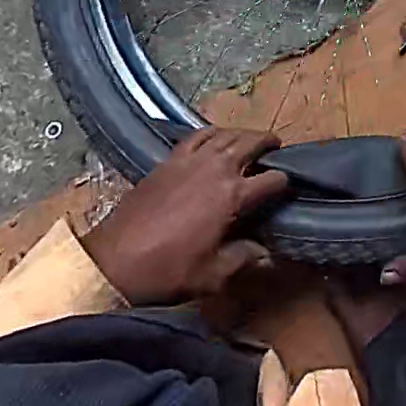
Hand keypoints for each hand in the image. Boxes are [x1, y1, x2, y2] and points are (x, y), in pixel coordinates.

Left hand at [81, 127, 291, 304]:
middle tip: (276, 146)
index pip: (271, 180)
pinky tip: (214, 137)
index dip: (284, 183)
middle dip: (267, 142)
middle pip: (250, 143)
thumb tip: (267, 253)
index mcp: (233, 195)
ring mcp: (191, 159)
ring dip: (242, 133)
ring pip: (225, 133)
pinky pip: (197, 134)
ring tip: (250, 139)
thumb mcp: (213, 274)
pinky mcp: (170, 158)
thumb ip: (244, 258)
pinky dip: (211, 132)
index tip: (288, 187)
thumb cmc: (169, 269)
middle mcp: (216, 168)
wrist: (117, 257)